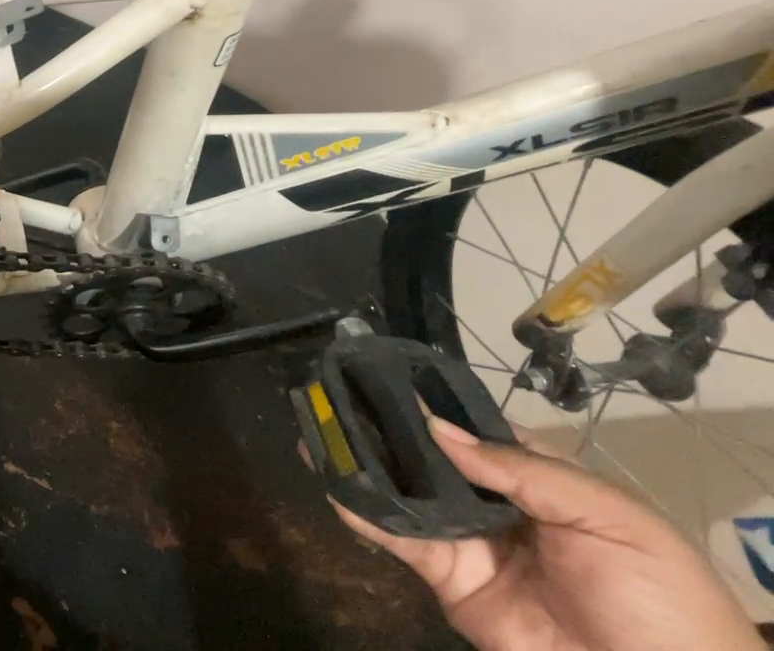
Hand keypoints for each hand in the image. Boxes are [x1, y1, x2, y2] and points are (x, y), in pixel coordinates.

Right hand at [335, 416, 762, 650]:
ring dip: (364, 465)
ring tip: (318, 433)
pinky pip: (399, 539)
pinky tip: (334, 487)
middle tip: (336, 398)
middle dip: (387, 430)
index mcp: (543, 482)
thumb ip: (525, 471)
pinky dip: (363, 513)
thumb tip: (435, 426)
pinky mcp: (446, 577)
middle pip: (433, 459)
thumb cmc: (654, 594)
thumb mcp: (612, 519)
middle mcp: (497, 505)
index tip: (388, 378)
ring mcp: (468, 541)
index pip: (480, 433)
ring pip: (406, 493)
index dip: (438, 407)